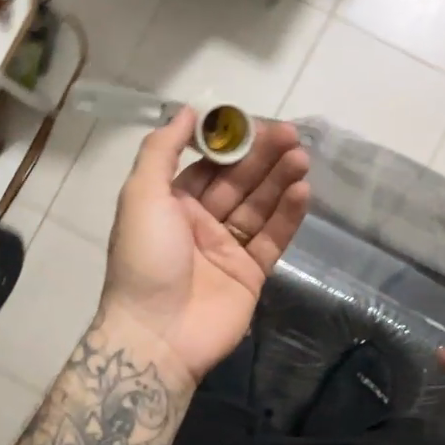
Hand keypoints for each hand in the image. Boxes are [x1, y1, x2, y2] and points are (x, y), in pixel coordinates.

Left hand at [99, 108, 309, 385]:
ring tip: (302, 157)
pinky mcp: (250, 274)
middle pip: (239, 182)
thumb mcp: (141, 195)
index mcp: (172, 202)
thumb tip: (187, 111)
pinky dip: (288, 216)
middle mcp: (201, 222)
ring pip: (259, 206)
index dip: (233, 143)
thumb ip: (161, 150)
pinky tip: (303, 192)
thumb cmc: (145, 258)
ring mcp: (227, 249)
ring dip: (280, 181)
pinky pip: (272, 238)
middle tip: (293, 135)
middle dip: (264, 157)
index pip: (209, 164)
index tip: (259, 123)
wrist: (156, 333)